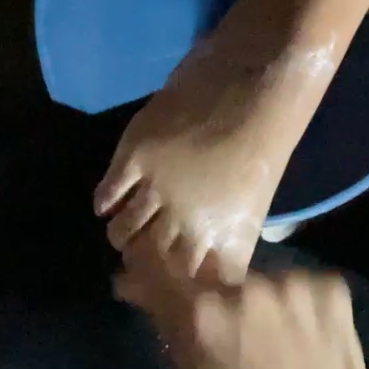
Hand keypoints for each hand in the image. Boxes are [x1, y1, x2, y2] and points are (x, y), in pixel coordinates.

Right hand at [93, 46, 289, 282]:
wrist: (256, 83)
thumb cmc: (264, 141)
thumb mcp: (253, 204)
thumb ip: (225, 238)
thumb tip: (207, 264)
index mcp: (219, 234)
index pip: (184, 281)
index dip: (168, 285)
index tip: (157, 282)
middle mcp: (185, 220)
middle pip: (146, 260)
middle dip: (139, 263)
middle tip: (136, 253)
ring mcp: (156, 189)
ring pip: (121, 233)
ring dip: (121, 234)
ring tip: (123, 226)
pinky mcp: (134, 159)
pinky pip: (106, 196)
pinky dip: (105, 203)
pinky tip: (109, 201)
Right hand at [114, 246, 368, 368]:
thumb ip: (163, 321)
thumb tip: (130, 282)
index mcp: (202, 311)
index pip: (157, 261)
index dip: (149, 261)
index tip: (149, 270)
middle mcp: (243, 286)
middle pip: (212, 275)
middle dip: (213, 295)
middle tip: (230, 330)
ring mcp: (290, 282)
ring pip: (256, 281)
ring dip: (256, 301)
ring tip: (272, 337)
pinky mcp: (327, 283)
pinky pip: (295, 284)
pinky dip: (294, 303)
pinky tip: (303, 334)